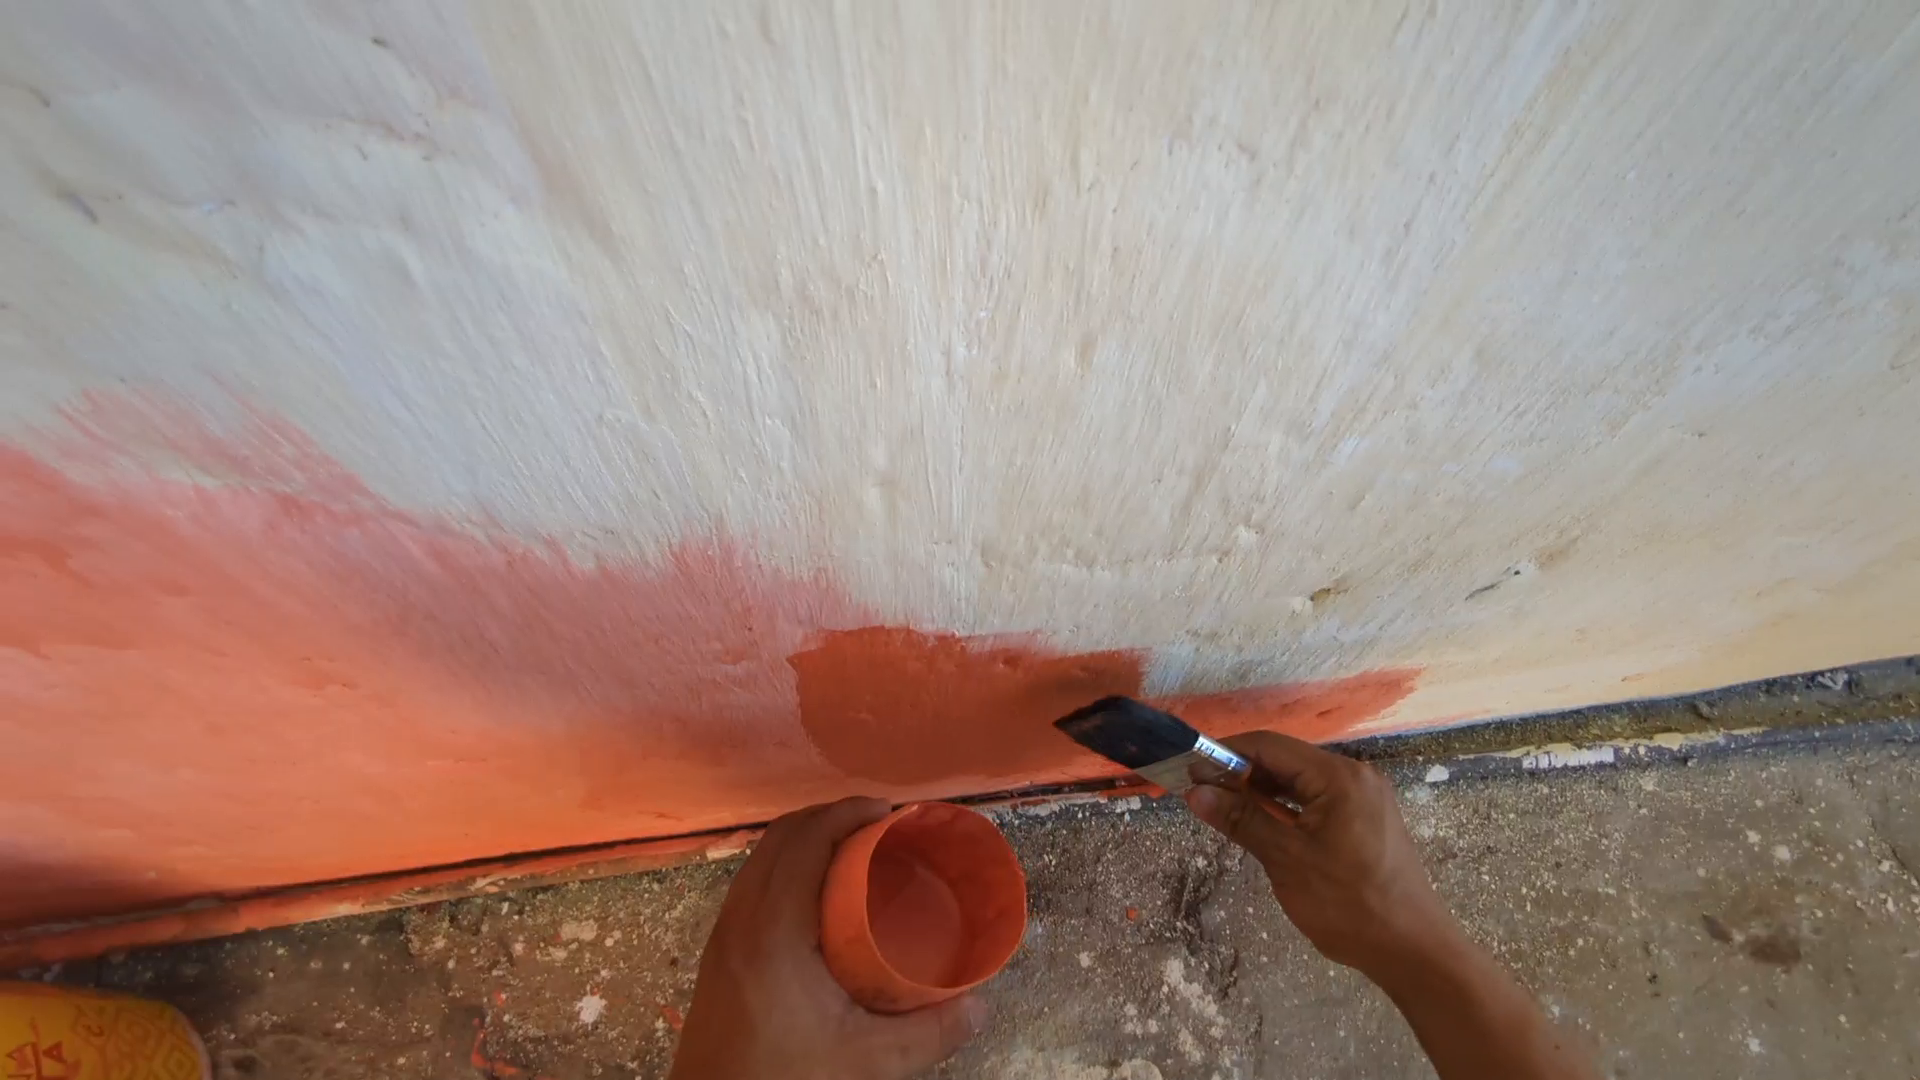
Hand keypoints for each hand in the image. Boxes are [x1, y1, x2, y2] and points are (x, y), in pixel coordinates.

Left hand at [668, 797, 987, 1079]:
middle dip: (829, 814)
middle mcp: (743, 915)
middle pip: (782, 833)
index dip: (846, 812)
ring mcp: (724, 928)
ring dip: (805, 833)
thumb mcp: (865, 1064)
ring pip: (763, 852)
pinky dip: (785, 857)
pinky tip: (813, 884)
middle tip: (875, 823)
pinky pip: (752, 874)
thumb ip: (928, 1034)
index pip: (807, 840)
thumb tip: (981, 1005)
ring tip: (849, 845)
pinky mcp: (718, 945)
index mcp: (775, 928)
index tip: (886, 811)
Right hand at [1186, 733, 1599, 1079]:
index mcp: (1338, 777)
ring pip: (1297, 780)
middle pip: (1283, 760)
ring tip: (1222, 807)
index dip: (1224, 752)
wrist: (1418, 956)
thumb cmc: (1349, 904)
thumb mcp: (1287, 859)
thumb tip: (1195, 792)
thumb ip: (1240, 819)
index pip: (1268, 746)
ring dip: (1260, 790)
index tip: (1190, 767)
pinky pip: (1313, 799)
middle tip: (1201, 791)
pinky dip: (1284, 806)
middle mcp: (1353, 776)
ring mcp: (1362, 798)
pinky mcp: (1364, 819)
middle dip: (1239, 773)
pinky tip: (1260, 822)